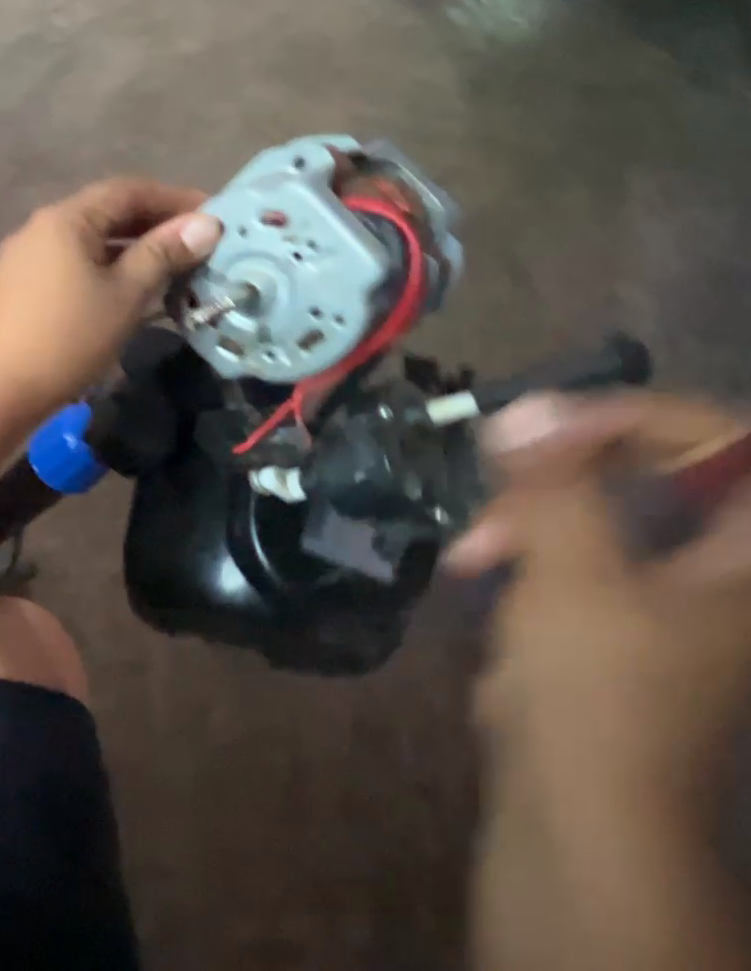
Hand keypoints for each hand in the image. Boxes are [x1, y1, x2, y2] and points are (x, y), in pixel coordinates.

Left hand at [0, 178, 218, 417]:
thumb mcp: (124, 295)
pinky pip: (64, 271)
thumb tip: (204, 224)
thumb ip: (163, 255)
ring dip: (126, 255)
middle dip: (151, 227)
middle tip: (195, 248)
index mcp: (63, 220)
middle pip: (102, 216)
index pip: (127, 191)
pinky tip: (121, 299)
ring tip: (167, 276)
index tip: (213, 217)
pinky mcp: (11, 293)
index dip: (174, 199)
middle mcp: (35, 232)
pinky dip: (98, 275)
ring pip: (83, 246)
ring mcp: (18, 263)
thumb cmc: (66, 339)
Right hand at [444, 391, 750, 809]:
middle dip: (564, 473)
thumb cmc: (593, 682)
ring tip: (472, 546)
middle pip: (658, 470)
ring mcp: (676, 588)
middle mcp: (726, 562)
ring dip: (530, 514)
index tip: (549, 427)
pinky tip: (480, 563)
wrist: (579, 788)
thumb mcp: (569, 573)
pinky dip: (530, 545)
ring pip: (607, 508)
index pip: (729, 441)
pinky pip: (582, 546)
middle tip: (499, 490)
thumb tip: (525, 409)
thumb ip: (553, 488)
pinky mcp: (625, 611)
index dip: (639, 418)